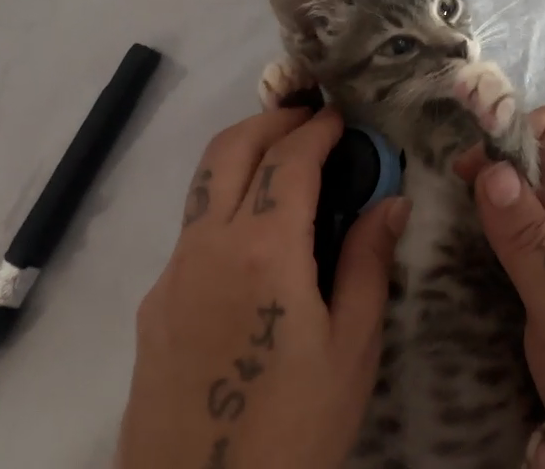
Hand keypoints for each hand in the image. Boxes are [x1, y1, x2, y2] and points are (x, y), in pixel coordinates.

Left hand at [118, 107, 409, 468]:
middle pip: (227, 149)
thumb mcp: (351, 348)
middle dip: (270, 121)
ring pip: (202, 185)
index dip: (317, 128)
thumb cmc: (293, 428)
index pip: (287, 159)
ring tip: (289, 166)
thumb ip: (368, 263)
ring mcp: (170, 275)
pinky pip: (192, 231)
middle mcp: (205, 246)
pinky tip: (261, 242)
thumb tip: (391, 202)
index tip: (342, 115)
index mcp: (262, 250)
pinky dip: (227, 205)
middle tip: (311, 121)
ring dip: (243, 155)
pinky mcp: (153, 307)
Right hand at [457, 107, 544, 468]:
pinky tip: (457, 258)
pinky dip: (487, 235)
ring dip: (480, 202)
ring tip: (434, 223)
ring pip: (520, 200)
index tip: (459, 160)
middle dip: (483, 166)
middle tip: (436, 197)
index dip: (506, 130)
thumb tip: (490, 165)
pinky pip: (518, 239)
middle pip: (529, 162)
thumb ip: (529, 238)